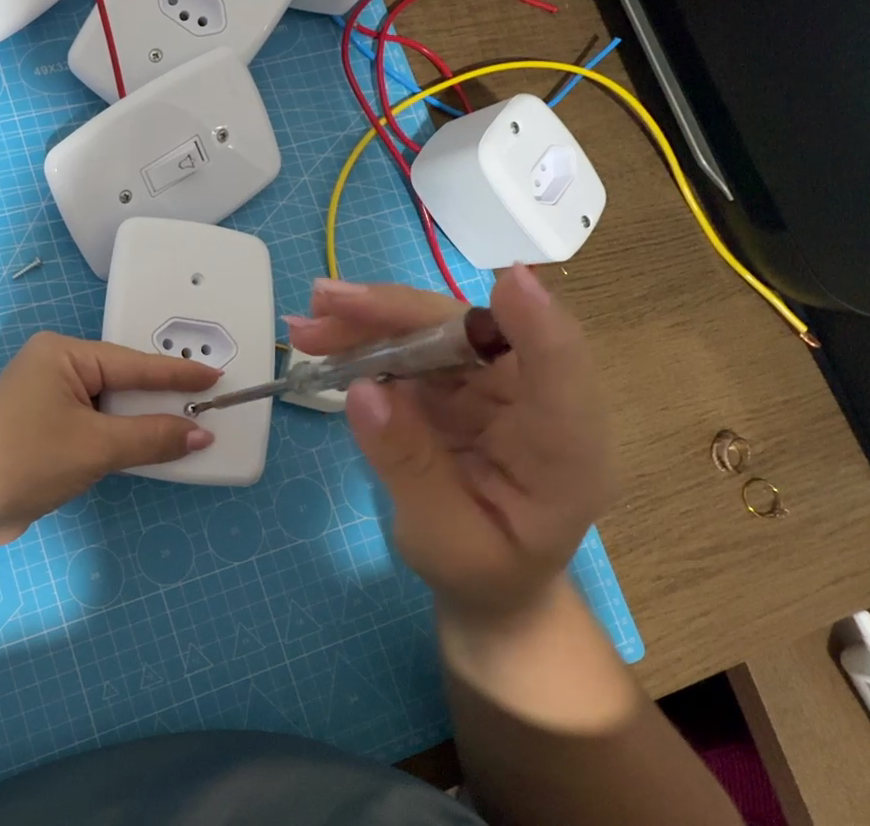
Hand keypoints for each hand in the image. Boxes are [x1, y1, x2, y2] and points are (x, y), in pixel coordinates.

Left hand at [0, 332, 219, 545]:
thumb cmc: (28, 461)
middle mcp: (50, 366)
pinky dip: (117, 435)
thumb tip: (200, 432)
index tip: (216, 378)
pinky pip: (91, 423)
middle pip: (119, 381)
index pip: (132, 362)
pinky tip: (143, 448)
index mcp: (60, 354)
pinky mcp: (39, 426)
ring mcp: (42, 396)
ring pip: (106, 405)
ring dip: (138, 421)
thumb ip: (153, 437)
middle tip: (206, 408)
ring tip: (184, 429)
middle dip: (159, 399)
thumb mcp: (97, 447)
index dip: (177, 374)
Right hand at [287, 266, 613, 622]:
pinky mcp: (460, 388)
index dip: (536, 324)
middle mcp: (535, 403)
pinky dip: (366, 341)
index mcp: (563, 452)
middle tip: (325, 304)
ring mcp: (496, 391)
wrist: (489, 587)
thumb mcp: (442, 537)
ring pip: (436, 332)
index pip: (562, 375)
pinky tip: (325, 340)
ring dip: (371, 321)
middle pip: (478, 335)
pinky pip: (413, 350)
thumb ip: (407, 466)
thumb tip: (362, 391)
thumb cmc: (482, 573)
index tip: (508, 282)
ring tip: (306, 326)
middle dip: (401, 313)